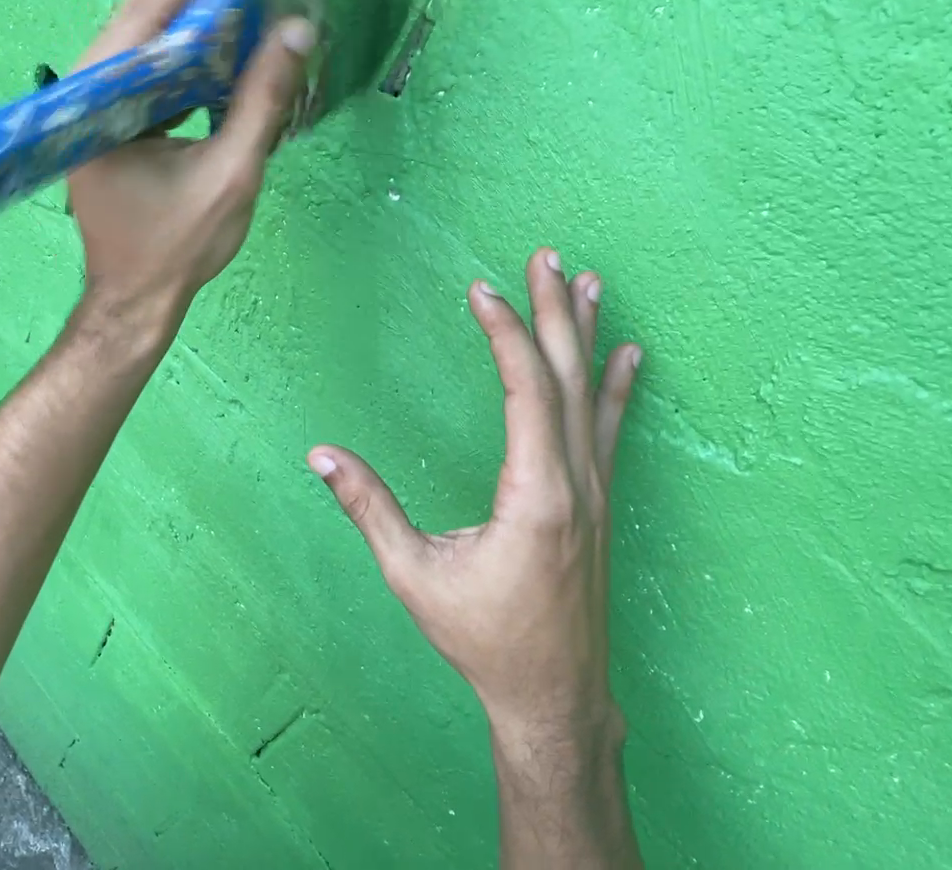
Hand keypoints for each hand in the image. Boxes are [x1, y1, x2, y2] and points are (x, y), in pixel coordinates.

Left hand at [66, 0, 314, 338]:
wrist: (135, 304)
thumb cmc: (177, 248)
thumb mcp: (230, 174)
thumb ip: (262, 101)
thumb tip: (296, 33)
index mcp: (98, 111)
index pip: (143, 22)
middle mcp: (82, 105)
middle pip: (134, 27)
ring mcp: (87, 119)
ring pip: (134, 50)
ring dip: (180, 24)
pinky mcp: (102, 133)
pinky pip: (138, 80)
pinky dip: (174, 62)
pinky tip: (210, 51)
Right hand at [308, 249, 641, 738]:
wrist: (555, 695)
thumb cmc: (482, 638)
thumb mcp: (414, 575)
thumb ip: (369, 508)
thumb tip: (321, 456)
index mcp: (534, 494)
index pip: (524, 389)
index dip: (504, 332)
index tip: (482, 288)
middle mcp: (574, 483)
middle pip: (567, 377)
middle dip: (554, 312)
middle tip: (547, 256)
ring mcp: (595, 492)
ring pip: (595, 396)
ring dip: (589, 336)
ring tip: (589, 284)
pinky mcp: (598, 504)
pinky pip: (610, 429)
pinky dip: (618, 386)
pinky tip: (630, 357)